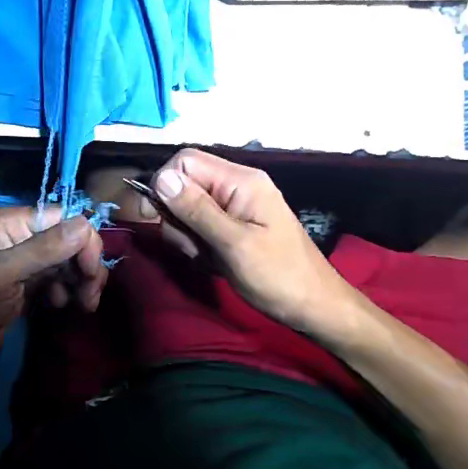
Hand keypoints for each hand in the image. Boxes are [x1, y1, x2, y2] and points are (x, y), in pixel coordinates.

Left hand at [0, 206, 106, 363]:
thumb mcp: (1, 275)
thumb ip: (42, 250)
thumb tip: (85, 225)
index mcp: (10, 223)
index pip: (62, 218)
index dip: (83, 241)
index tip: (90, 271)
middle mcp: (20, 235)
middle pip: (71, 239)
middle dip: (86, 265)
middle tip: (90, 296)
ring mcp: (26, 260)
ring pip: (70, 261)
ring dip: (82, 280)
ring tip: (84, 305)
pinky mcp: (31, 283)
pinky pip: (61, 278)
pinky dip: (70, 290)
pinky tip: (62, 305)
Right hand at [146, 149, 354, 332]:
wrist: (314, 307)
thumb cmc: (279, 276)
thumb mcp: (234, 244)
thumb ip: (197, 209)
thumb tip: (161, 178)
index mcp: (241, 181)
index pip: (185, 161)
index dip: (163, 184)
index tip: (154, 216)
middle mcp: (236, 187)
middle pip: (183, 186)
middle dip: (177, 219)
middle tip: (194, 247)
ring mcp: (235, 208)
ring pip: (187, 211)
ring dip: (187, 237)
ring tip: (210, 259)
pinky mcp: (232, 228)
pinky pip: (199, 228)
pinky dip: (199, 247)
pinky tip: (215, 263)